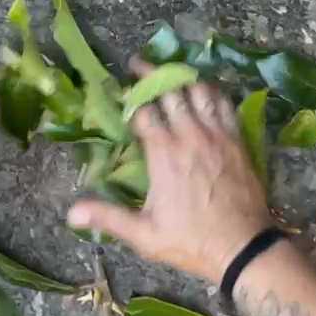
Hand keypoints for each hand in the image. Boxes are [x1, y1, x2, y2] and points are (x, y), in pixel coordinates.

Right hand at [66, 79, 273, 282]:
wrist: (244, 249)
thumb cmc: (191, 241)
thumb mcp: (145, 234)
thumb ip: (108, 217)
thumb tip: (71, 213)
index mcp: (163, 152)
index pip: (143, 109)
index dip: (130, 97)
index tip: (122, 91)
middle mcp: (188, 134)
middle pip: (169, 89)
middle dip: (151, 74)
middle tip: (139, 66)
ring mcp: (215, 134)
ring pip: (198, 90)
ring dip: (182, 79)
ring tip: (171, 74)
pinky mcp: (235, 139)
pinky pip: (223, 103)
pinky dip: (212, 91)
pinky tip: (204, 91)